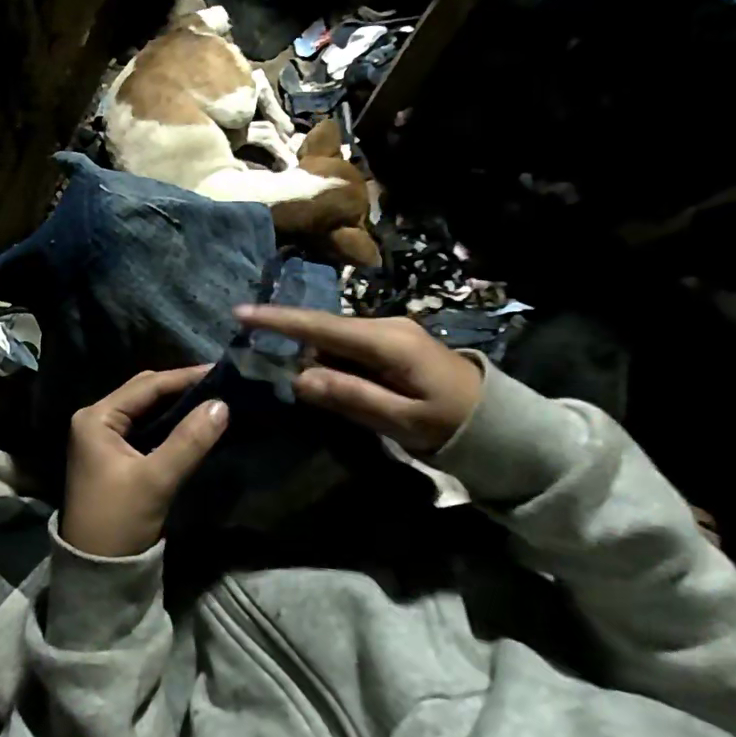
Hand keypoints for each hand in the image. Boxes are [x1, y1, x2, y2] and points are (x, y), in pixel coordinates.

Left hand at [62, 367, 228, 557]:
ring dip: (177, 404)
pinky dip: (170, 422)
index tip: (220, 370)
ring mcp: (104, 437)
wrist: (96, 570)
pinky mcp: (115, 455)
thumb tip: (222, 404)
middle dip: (181, 387)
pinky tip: (194, 421)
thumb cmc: (119, 520)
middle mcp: (96, 420)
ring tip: (213, 397)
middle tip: (220, 382)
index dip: (184, 377)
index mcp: (96, 418)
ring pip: (147, 409)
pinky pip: (147, 427)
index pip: (147, 386)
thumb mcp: (156, 479)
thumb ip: (189, 441)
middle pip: (145, 392)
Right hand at [234, 306, 481, 453]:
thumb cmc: (449, 423)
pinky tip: (329, 381)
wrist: (493, 419)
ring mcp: (390, 331)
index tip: (241, 313)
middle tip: (264, 361)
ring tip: (300, 380)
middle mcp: (386, 326)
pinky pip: (349, 346)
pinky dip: (331, 360)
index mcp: (388, 342)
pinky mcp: (392, 342)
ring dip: (312, 356)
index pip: (322, 326)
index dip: (279, 320)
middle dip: (290, 340)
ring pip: (334, 338)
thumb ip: (352, 396)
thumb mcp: (402, 419)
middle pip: (324, 329)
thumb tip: (300, 378)